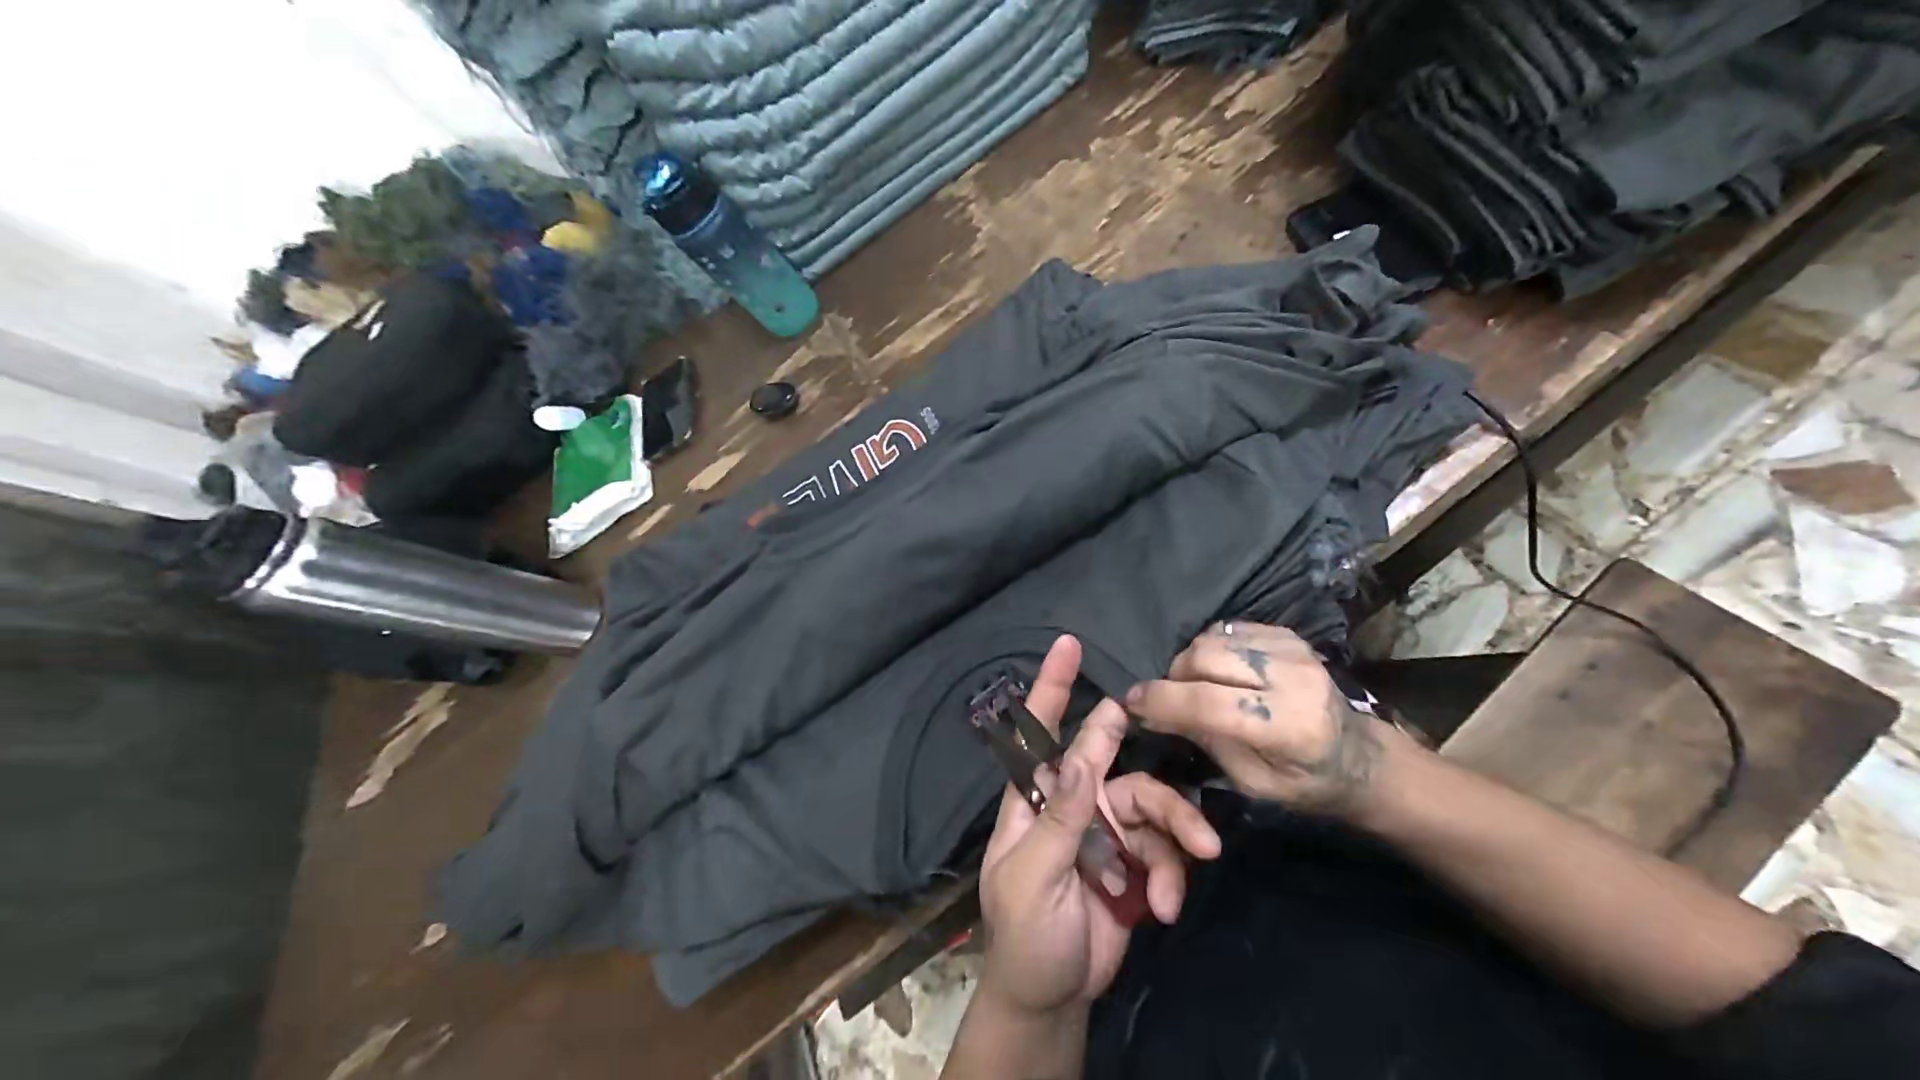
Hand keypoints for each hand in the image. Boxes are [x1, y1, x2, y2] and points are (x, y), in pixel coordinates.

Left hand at [977, 634, 1221, 1014]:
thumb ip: (1062, 819)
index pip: (1040, 732)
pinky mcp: (1135, 861)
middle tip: (1175, 796)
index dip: (1053, 687)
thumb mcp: (1033, 878)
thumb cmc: (1025, 936)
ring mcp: (1107, 830)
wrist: (1054, 998)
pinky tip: (1164, 908)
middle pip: (1115, 764)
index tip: (1069, 644)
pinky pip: (1165, 850)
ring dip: (1176, 838)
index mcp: (1035, 799)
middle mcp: (1073, 802)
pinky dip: (1172, 876)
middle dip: (1148, 777)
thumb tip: (1081, 760)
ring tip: (1188, 872)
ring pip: (1153, 806)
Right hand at [1125, 621, 1403, 815]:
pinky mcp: (1289, 635)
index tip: (1131, 703)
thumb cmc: (1304, 782)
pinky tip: (1219, 671)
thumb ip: (1204, 739)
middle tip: (1170, 700)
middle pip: (1204, 658)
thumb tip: (1152, 712)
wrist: (1360, 756)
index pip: (1207, 703)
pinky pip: (1228, 630)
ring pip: (1212, 639)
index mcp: (1288, 727)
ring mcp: (1294, 651)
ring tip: (1195, 686)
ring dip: (1191, 662)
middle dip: (1174, 678)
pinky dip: (1211, 649)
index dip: (1160, 700)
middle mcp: (1293, 679)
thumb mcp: (1251, 781)